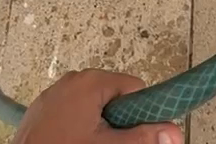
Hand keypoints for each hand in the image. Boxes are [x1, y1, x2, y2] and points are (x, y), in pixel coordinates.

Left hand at [11, 70, 181, 143]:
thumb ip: (142, 138)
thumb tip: (175, 133)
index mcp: (91, 80)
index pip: (134, 88)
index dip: (139, 113)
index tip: (133, 135)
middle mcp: (73, 78)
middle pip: (113, 96)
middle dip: (116, 121)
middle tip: (107, 143)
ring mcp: (54, 93)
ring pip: (91, 105)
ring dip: (97, 125)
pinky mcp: (40, 109)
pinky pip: (71, 111)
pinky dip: (76, 126)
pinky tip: (71, 143)